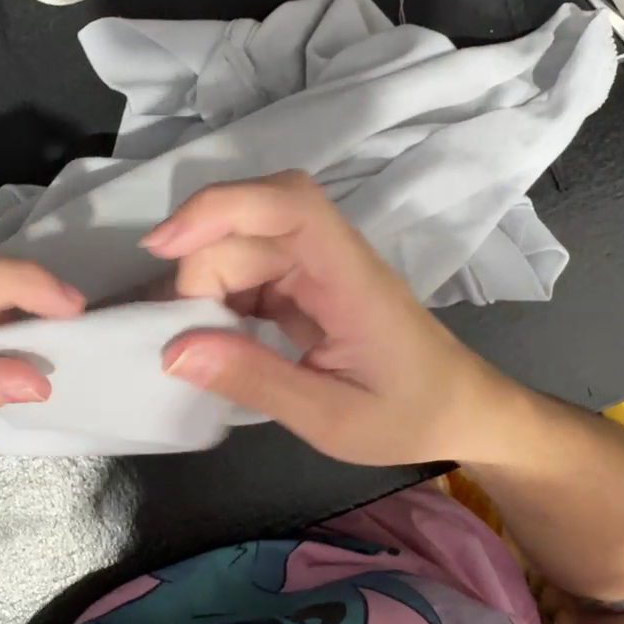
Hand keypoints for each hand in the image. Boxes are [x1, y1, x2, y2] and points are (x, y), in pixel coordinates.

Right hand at [143, 172, 520, 465]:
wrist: (460, 412)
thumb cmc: (408, 415)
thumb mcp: (331, 419)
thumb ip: (254, 380)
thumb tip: (172, 350)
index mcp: (352, 277)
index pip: (289, 204)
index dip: (221, 207)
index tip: (163, 245)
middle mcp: (331, 255)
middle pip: (249, 226)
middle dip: (201, 270)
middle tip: (186, 337)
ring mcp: (316, 265)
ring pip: (240, 246)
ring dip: (207, 288)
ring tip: (201, 343)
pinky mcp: (304, 281)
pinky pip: (247, 270)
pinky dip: (220, 298)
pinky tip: (218, 336)